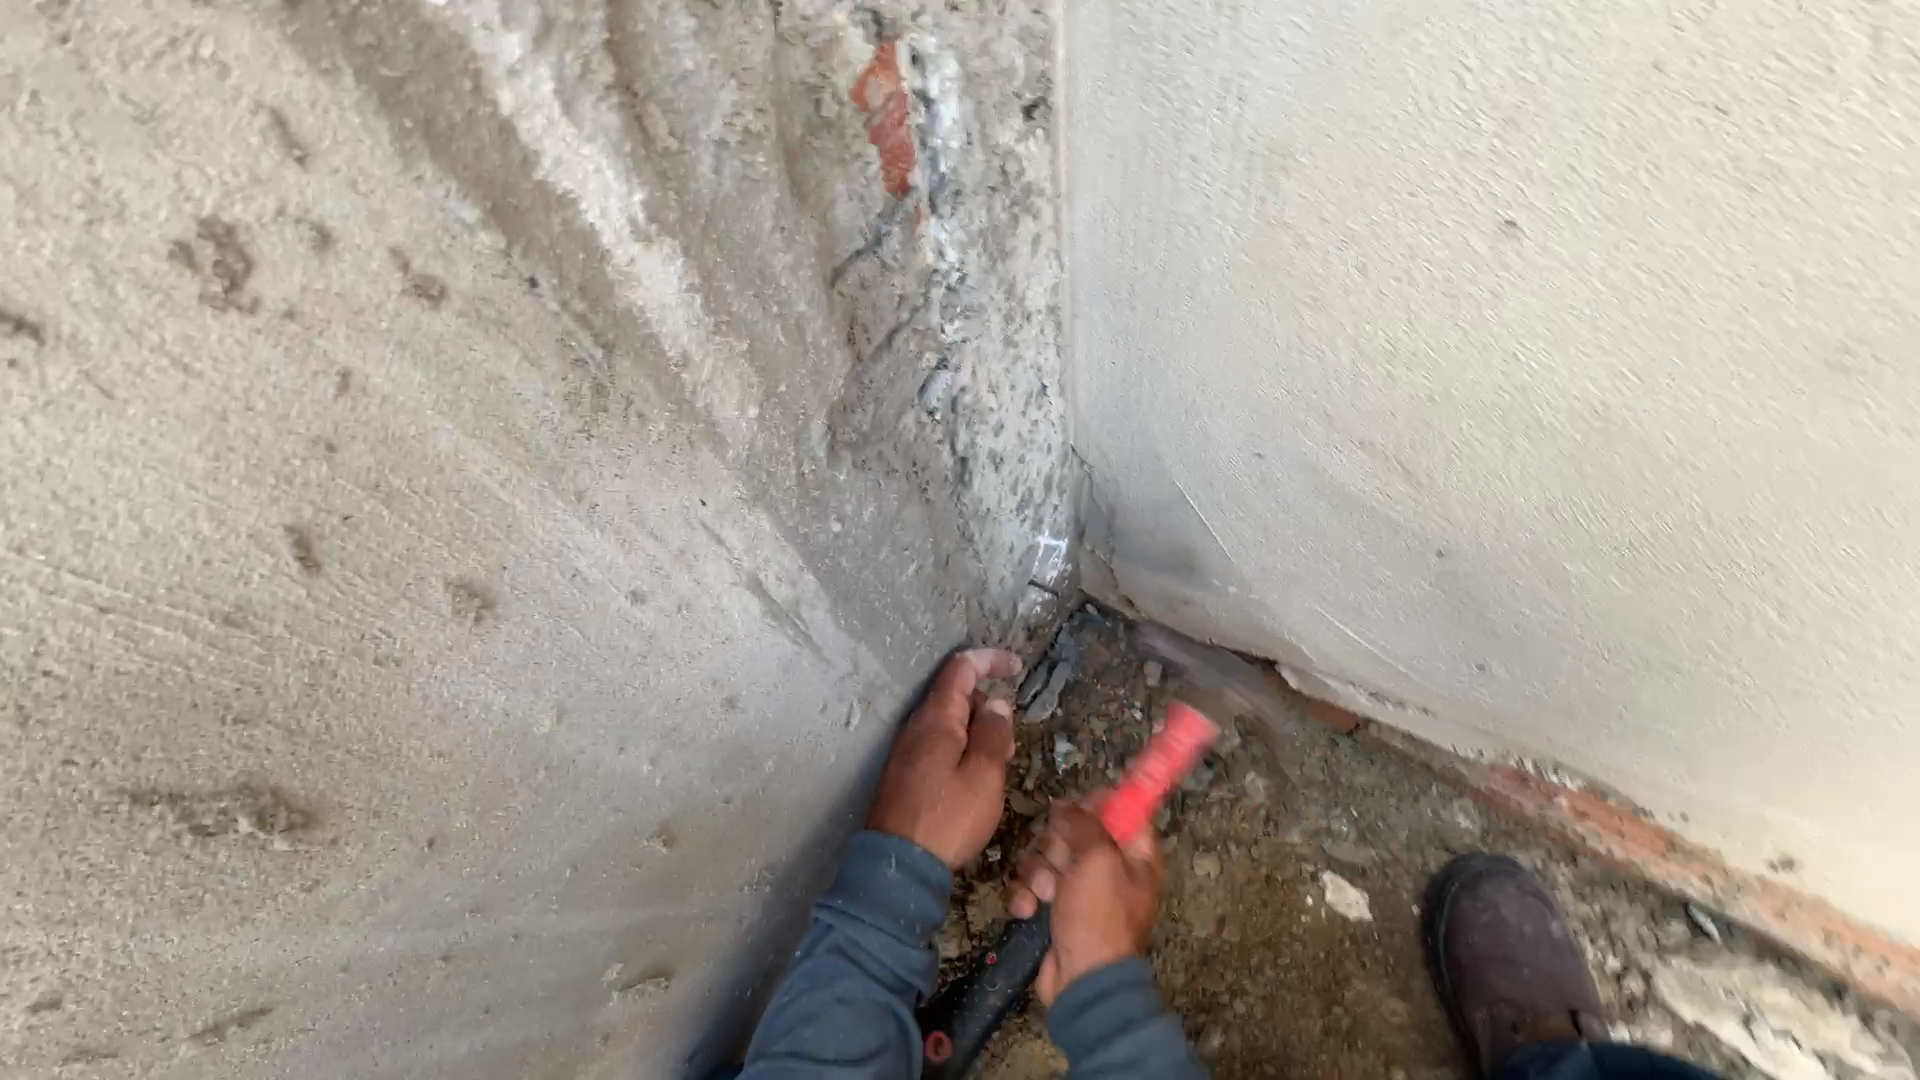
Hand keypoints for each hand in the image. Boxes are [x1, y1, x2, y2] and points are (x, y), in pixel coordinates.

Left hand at [866, 648, 1022, 869]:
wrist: (898, 866)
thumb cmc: (948, 818)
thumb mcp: (984, 775)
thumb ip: (993, 733)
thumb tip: (996, 704)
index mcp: (936, 718)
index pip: (961, 668)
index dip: (990, 660)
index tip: (1017, 666)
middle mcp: (916, 726)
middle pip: (955, 695)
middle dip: (987, 706)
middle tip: (1009, 742)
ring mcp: (907, 750)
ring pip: (948, 723)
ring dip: (976, 732)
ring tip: (997, 765)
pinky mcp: (905, 772)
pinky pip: (938, 745)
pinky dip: (962, 749)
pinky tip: (973, 780)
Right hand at [1006, 799, 1163, 1004]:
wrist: (1081, 981)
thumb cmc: (1099, 916)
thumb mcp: (1098, 858)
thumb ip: (1083, 821)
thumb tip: (1064, 805)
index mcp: (1134, 854)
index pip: (1119, 810)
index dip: (1095, 804)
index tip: (1075, 809)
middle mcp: (1108, 867)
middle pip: (1073, 830)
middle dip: (1056, 845)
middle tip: (1060, 863)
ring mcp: (1079, 888)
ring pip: (1046, 854)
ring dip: (1038, 873)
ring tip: (1044, 894)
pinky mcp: (1054, 906)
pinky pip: (1031, 883)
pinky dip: (1026, 894)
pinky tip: (1028, 909)